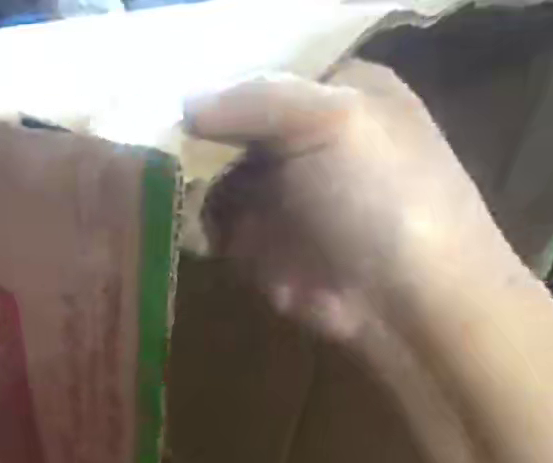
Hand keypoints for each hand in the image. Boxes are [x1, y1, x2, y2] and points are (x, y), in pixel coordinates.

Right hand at [184, 63, 532, 350]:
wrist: (403, 299)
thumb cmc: (380, 196)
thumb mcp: (330, 120)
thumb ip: (257, 101)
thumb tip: (184, 104)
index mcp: (333, 92)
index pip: (260, 74)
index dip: (218, 83)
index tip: (171, 94)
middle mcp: (302, 141)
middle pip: (229, 128)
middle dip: (194, 137)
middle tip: (149, 142)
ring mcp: (279, 198)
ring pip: (214, 179)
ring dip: (188, 185)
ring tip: (156, 187)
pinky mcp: (259, 249)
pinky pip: (213, 229)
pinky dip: (196, 228)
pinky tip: (179, 222)